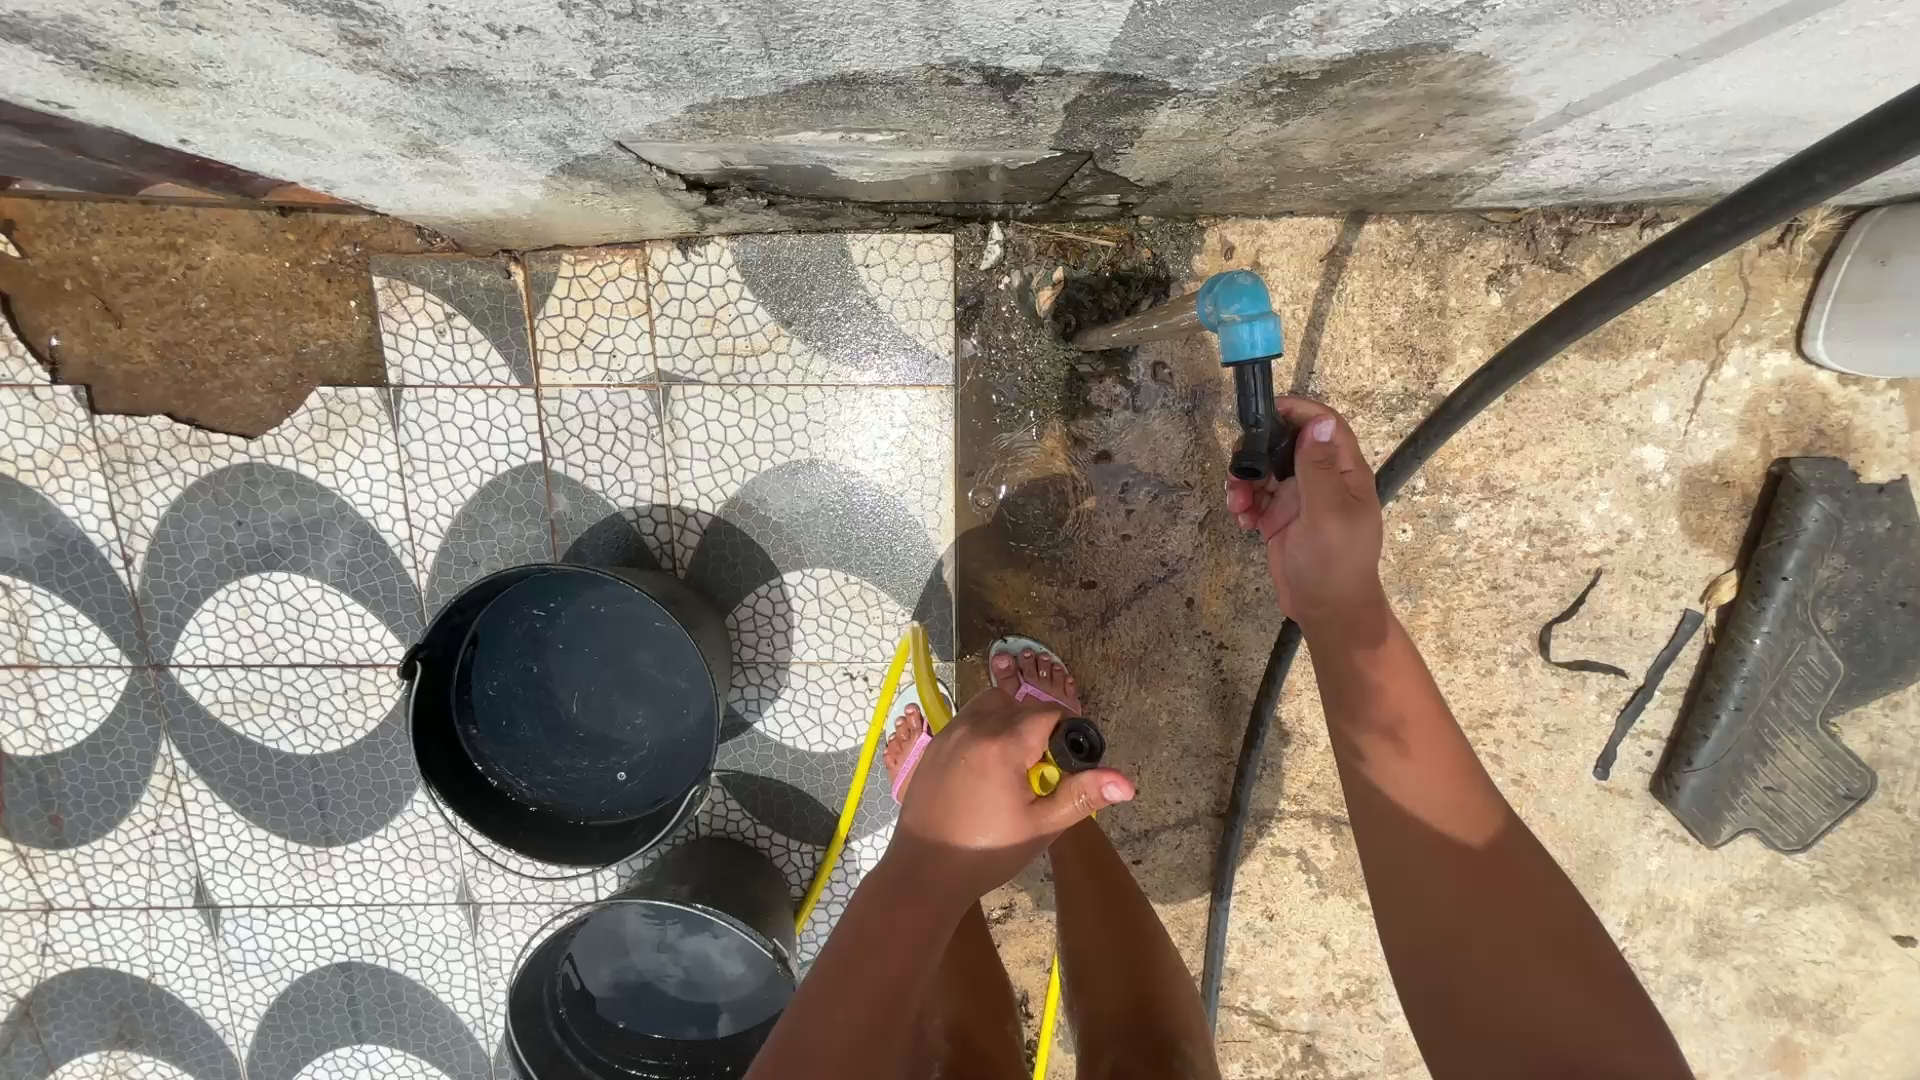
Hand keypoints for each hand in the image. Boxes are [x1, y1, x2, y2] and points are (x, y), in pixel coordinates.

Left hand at [886, 688, 1133, 902]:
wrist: (924, 870)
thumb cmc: (988, 851)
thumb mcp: (1041, 826)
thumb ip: (1082, 795)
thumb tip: (1126, 782)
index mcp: (1004, 742)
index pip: (1047, 711)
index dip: (1066, 726)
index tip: (1070, 755)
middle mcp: (975, 725)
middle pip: (1019, 704)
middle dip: (1039, 724)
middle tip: (1044, 764)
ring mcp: (950, 732)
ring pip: (990, 703)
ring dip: (1009, 719)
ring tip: (1016, 760)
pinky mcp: (934, 745)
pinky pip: (967, 719)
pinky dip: (984, 728)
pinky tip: (987, 766)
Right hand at [1225, 396, 1386, 638]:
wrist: (1326, 609)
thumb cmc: (1333, 562)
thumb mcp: (1327, 512)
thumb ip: (1319, 468)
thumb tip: (1319, 422)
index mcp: (1343, 472)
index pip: (1324, 425)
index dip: (1298, 412)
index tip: (1264, 414)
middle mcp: (1322, 480)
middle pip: (1286, 445)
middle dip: (1258, 453)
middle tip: (1238, 468)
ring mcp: (1300, 500)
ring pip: (1266, 472)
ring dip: (1245, 481)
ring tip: (1237, 503)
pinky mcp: (1280, 519)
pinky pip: (1257, 498)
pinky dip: (1245, 503)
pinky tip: (1242, 520)